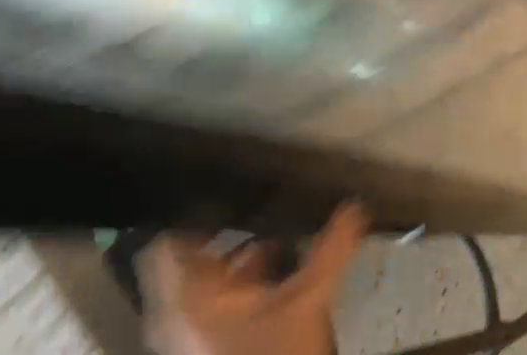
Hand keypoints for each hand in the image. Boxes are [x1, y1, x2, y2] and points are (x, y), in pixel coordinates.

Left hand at [140, 202, 368, 354]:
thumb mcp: (310, 298)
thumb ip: (333, 248)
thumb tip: (357, 205)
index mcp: (189, 300)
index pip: (169, 243)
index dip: (198, 212)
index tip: (237, 187)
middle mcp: (182, 314)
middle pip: (196, 255)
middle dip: (236, 227)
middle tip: (272, 197)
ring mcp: (197, 333)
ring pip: (215, 276)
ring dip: (248, 250)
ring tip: (287, 223)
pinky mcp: (217, 343)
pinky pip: (227, 297)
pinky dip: (254, 276)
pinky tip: (289, 261)